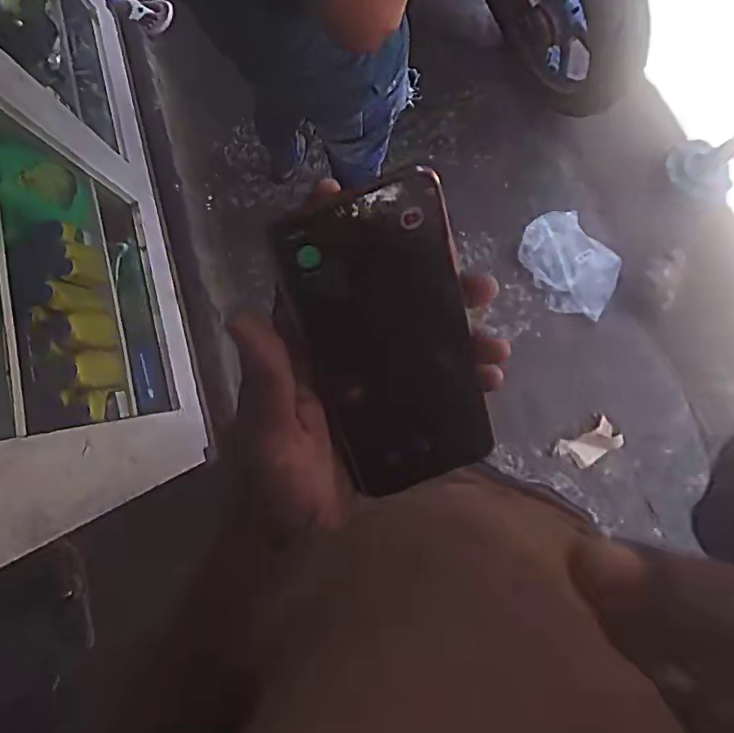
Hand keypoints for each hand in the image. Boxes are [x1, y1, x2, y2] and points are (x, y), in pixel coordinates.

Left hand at [228, 179, 509, 544]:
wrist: (301, 543)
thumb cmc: (274, 486)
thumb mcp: (267, 432)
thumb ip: (265, 380)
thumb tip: (240, 316)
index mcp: (299, 348)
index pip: (308, 279)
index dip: (321, 233)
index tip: (339, 189)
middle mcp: (335, 353)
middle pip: (378, 298)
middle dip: (421, 275)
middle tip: (468, 272)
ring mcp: (369, 381)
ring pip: (415, 335)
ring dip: (457, 326)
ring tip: (493, 331)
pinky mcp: (396, 411)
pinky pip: (433, 381)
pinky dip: (463, 373)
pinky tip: (490, 374)